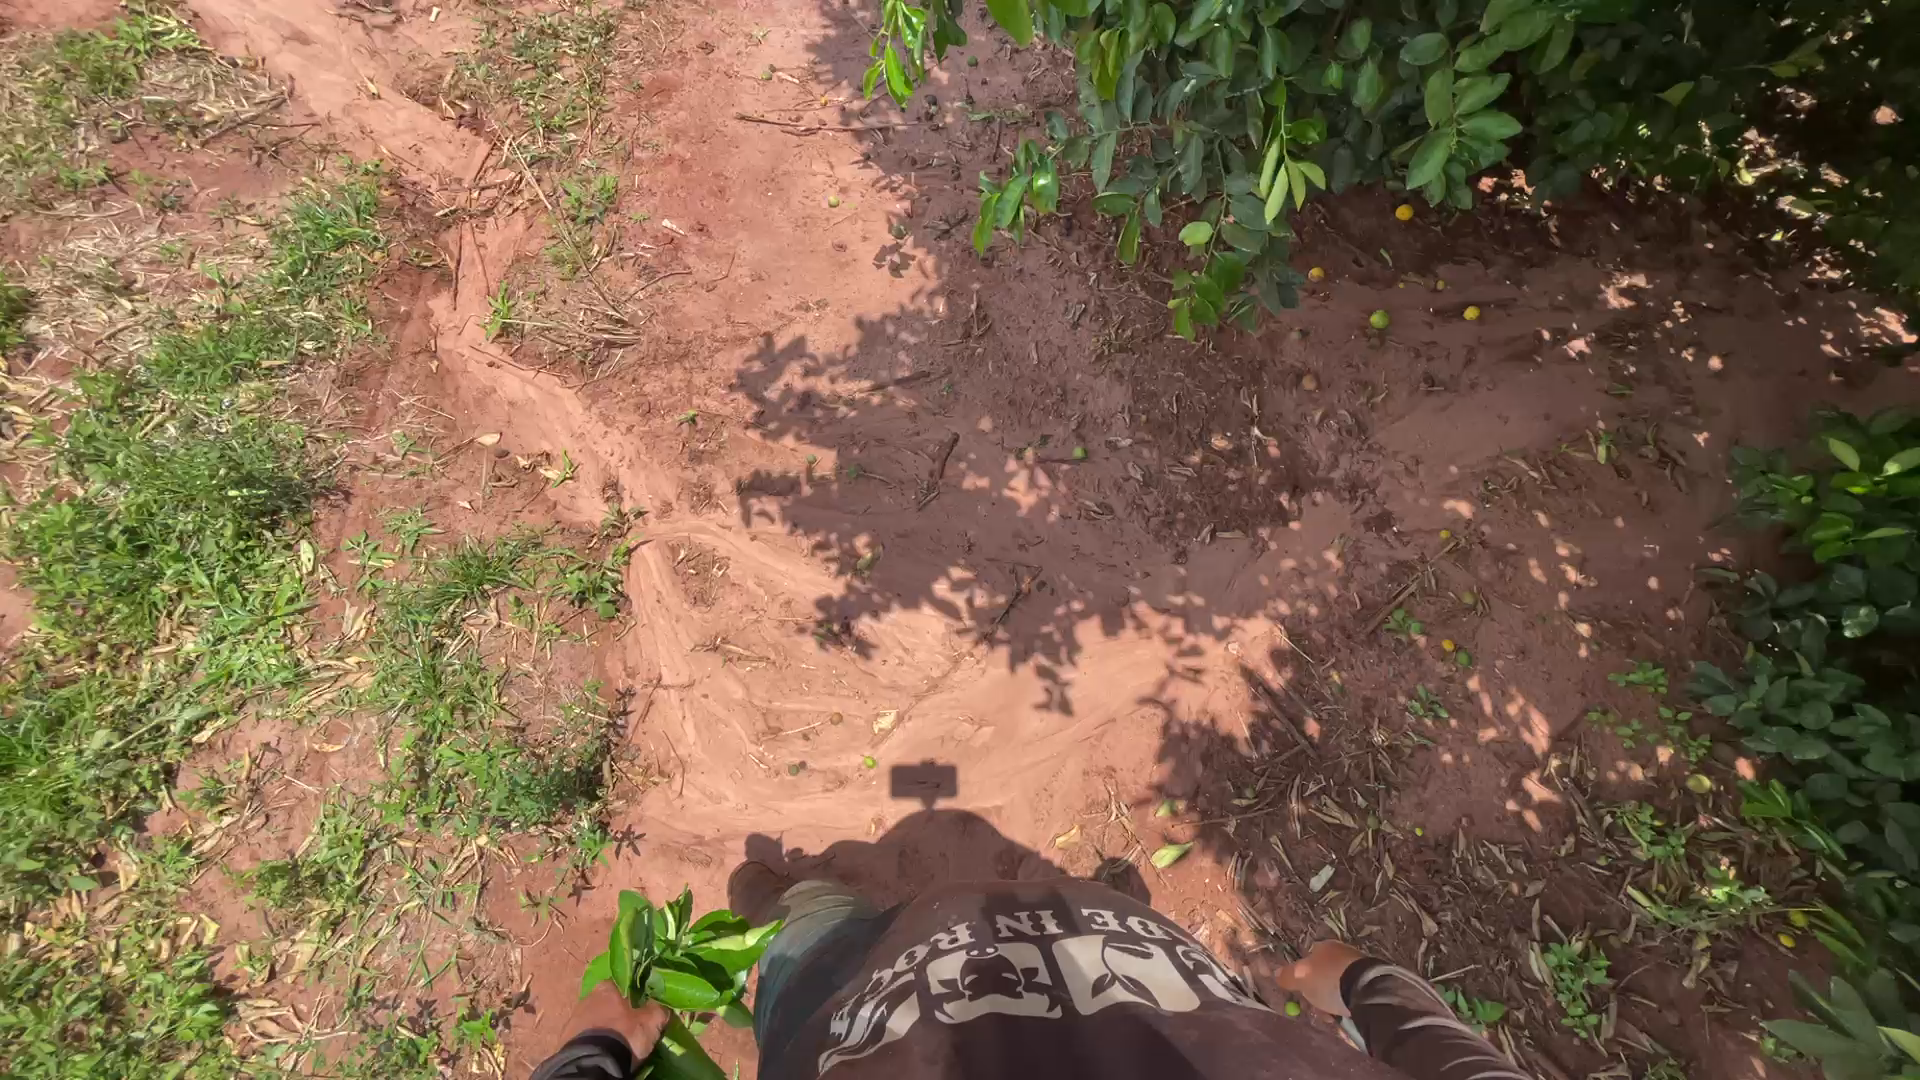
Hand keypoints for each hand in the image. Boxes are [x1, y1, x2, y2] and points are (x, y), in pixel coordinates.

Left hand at [571, 981, 671, 1056]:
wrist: (591, 1065)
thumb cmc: (623, 1034)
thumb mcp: (651, 1020)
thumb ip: (657, 1008)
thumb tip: (661, 1004)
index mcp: (606, 988)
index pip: (618, 984)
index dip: (628, 995)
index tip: (636, 1005)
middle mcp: (586, 999)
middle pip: (603, 1002)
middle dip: (613, 1013)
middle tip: (626, 1026)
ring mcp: (572, 1022)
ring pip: (591, 1021)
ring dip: (600, 1029)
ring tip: (613, 1042)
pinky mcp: (563, 1044)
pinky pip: (582, 1040)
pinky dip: (591, 1044)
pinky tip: (601, 1052)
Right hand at [1274, 940, 1363, 1016]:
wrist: (1368, 992)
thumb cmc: (1329, 979)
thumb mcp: (1301, 977)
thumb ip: (1287, 975)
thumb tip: (1275, 973)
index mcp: (1324, 946)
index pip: (1309, 959)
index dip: (1304, 977)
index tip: (1303, 994)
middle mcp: (1342, 952)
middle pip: (1325, 974)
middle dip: (1320, 992)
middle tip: (1319, 1010)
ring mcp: (1360, 967)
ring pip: (1341, 986)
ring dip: (1336, 1001)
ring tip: (1335, 1017)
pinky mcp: (1375, 983)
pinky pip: (1356, 995)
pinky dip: (1351, 1005)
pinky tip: (1349, 1015)